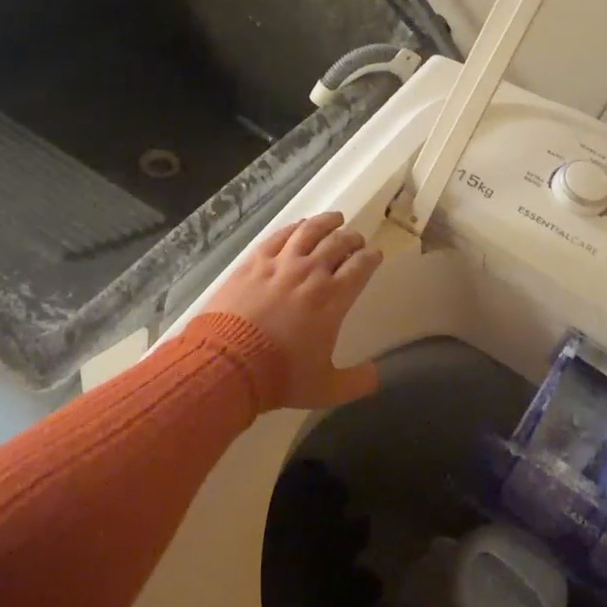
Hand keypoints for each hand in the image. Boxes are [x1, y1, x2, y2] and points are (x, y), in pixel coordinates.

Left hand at [200, 211, 383, 408]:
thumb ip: (357, 382)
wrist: (228, 363)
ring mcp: (280, 264)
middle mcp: (310, 273)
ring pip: (309, 232)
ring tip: (335, 219)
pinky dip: (293, 228)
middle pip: (337, 244)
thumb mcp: (327, 388)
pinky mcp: (253, 263)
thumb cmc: (281, 376)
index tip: (376, 255)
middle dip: (352, 239)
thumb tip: (377, 376)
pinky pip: (279, 236)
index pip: (361, 267)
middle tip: (356, 239)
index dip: (371, 258)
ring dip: (326, 223)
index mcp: (333, 299)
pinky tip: (298, 227)